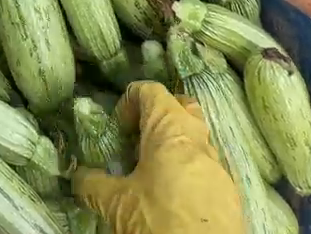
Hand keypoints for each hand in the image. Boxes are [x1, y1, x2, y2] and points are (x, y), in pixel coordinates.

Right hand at [73, 81, 245, 233]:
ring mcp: (219, 168)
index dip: (130, 100)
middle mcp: (199, 140)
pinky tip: (173, 199)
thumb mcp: (116, 204)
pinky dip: (188, 173)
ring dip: (174, 147)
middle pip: (181, 107)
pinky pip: (207, 169)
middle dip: (158, 118)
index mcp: (171, 128)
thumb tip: (79, 177)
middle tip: (138, 142)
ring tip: (152, 175)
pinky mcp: (231, 196)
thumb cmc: (160, 221)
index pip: (151, 90)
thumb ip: (93, 184)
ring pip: (197, 140)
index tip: (118, 128)